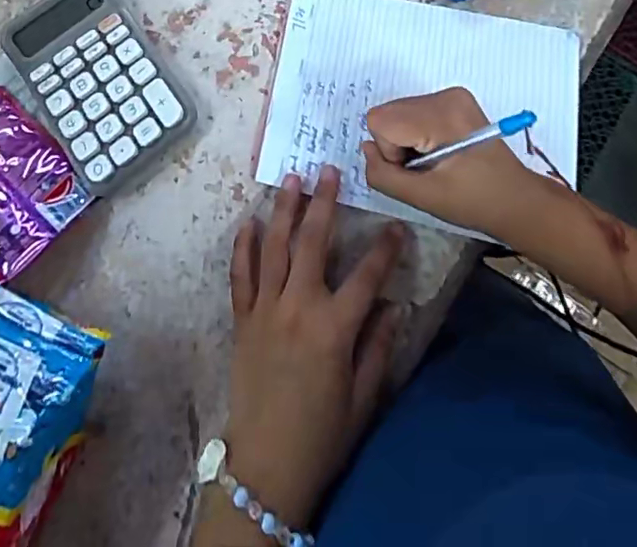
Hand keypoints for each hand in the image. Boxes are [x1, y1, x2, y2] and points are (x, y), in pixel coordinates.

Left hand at [222, 167, 403, 529]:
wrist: (268, 464)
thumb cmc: (324, 434)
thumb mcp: (365, 396)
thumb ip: (379, 346)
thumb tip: (392, 304)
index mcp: (334, 328)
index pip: (367, 276)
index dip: (385, 249)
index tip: (396, 225)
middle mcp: (298, 308)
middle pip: (312, 244)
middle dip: (323, 204)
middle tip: (328, 171)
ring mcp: (265, 310)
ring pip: (273, 248)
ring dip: (283, 210)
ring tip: (291, 180)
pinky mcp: (242, 319)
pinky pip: (240, 275)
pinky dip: (243, 246)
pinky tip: (248, 222)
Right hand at [360, 87, 574, 247]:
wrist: (518, 200)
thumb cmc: (474, 202)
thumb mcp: (422, 197)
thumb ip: (382, 173)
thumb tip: (367, 149)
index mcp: (442, 115)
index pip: (380, 121)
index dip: (390, 151)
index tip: (417, 170)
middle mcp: (445, 95)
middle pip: (387, 113)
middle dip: (396, 144)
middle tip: (426, 169)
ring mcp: (451, 95)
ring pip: (397, 112)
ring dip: (405, 139)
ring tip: (435, 162)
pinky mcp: (454, 100)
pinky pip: (412, 112)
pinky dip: (415, 133)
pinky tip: (439, 151)